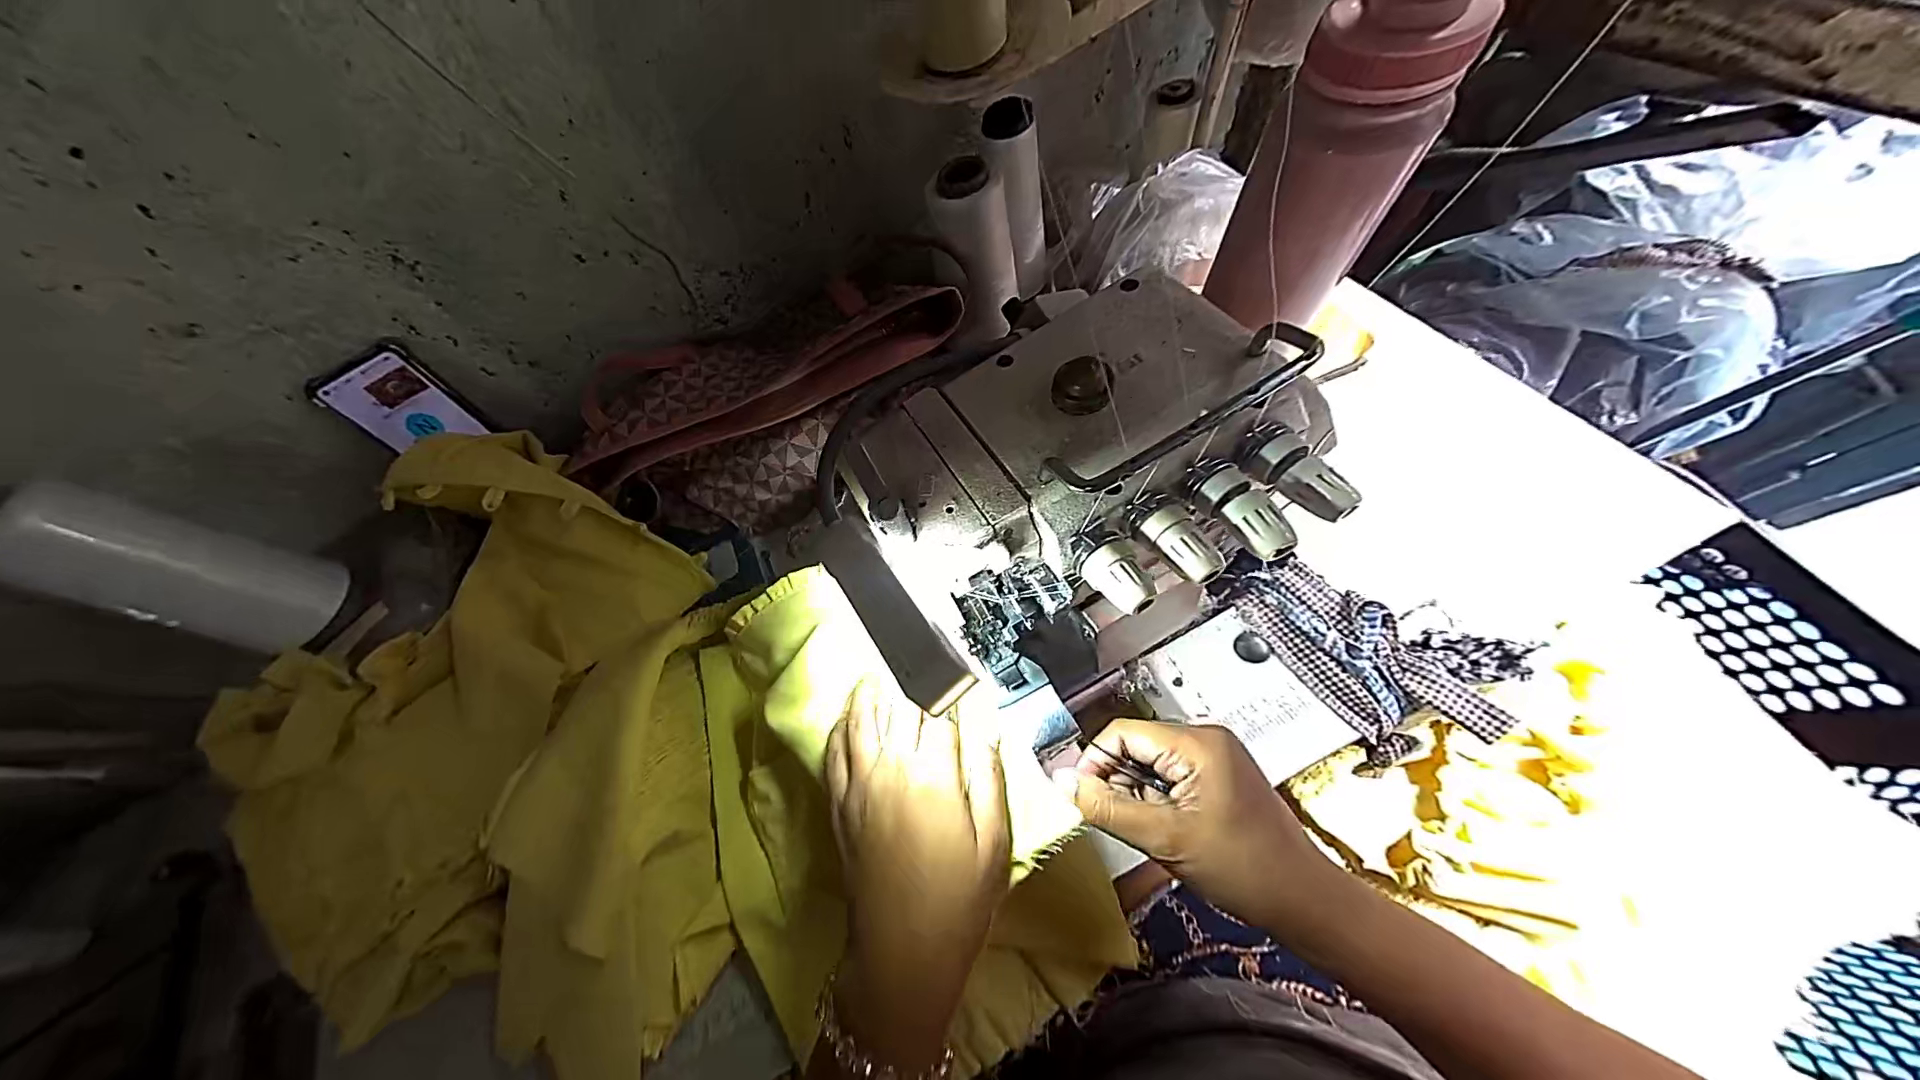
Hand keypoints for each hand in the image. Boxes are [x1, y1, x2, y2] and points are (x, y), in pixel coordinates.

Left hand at [821, 682, 1009, 1068]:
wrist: (903, 952)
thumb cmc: (959, 901)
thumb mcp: (994, 841)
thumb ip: (989, 777)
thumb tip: (985, 730)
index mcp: (933, 777)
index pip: (940, 714)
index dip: (952, 690)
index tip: (959, 673)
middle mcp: (890, 771)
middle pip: (896, 709)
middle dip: (909, 683)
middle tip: (918, 664)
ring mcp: (858, 787)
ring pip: (859, 723)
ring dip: (868, 694)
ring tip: (877, 675)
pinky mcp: (839, 806)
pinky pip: (834, 753)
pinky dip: (840, 728)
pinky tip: (847, 717)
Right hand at [1060, 719, 1339, 929]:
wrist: (1304, 900)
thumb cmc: (1246, 869)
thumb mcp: (1164, 838)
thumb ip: (1107, 807)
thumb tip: (1064, 784)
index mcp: (1196, 742)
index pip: (1121, 732)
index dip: (1095, 764)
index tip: (1085, 799)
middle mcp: (1205, 739)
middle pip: (1134, 746)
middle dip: (1118, 783)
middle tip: (1126, 822)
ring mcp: (1213, 757)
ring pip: (1148, 763)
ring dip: (1137, 795)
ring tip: (1154, 831)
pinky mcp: (1216, 775)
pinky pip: (1168, 776)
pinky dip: (1157, 801)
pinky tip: (1169, 830)